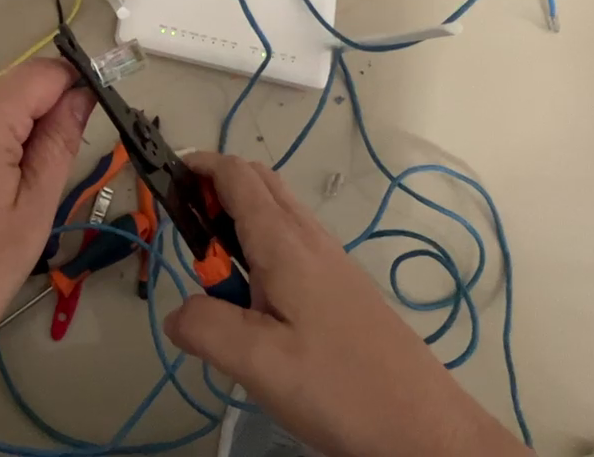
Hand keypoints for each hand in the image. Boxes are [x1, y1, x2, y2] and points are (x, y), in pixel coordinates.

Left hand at [0, 58, 94, 372]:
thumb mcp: (31, 214)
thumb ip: (59, 144)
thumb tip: (81, 97)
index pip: (44, 71)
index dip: (75, 90)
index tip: (85, 133)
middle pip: (12, 93)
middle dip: (38, 127)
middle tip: (40, 191)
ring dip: (6, 146)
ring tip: (1, 210)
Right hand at [163, 153, 528, 456]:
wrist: (426, 428)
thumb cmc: (340, 386)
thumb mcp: (260, 363)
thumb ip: (206, 328)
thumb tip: (174, 313)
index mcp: (283, 242)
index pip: (236, 176)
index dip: (200, 166)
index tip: (166, 177)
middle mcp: (308, 238)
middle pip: (259, 181)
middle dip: (217, 184)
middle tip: (186, 224)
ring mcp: (330, 259)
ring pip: (277, 209)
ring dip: (239, 213)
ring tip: (215, 267)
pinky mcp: (342, 286)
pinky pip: (292, 239)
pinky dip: (261, 241)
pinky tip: (256, 296)